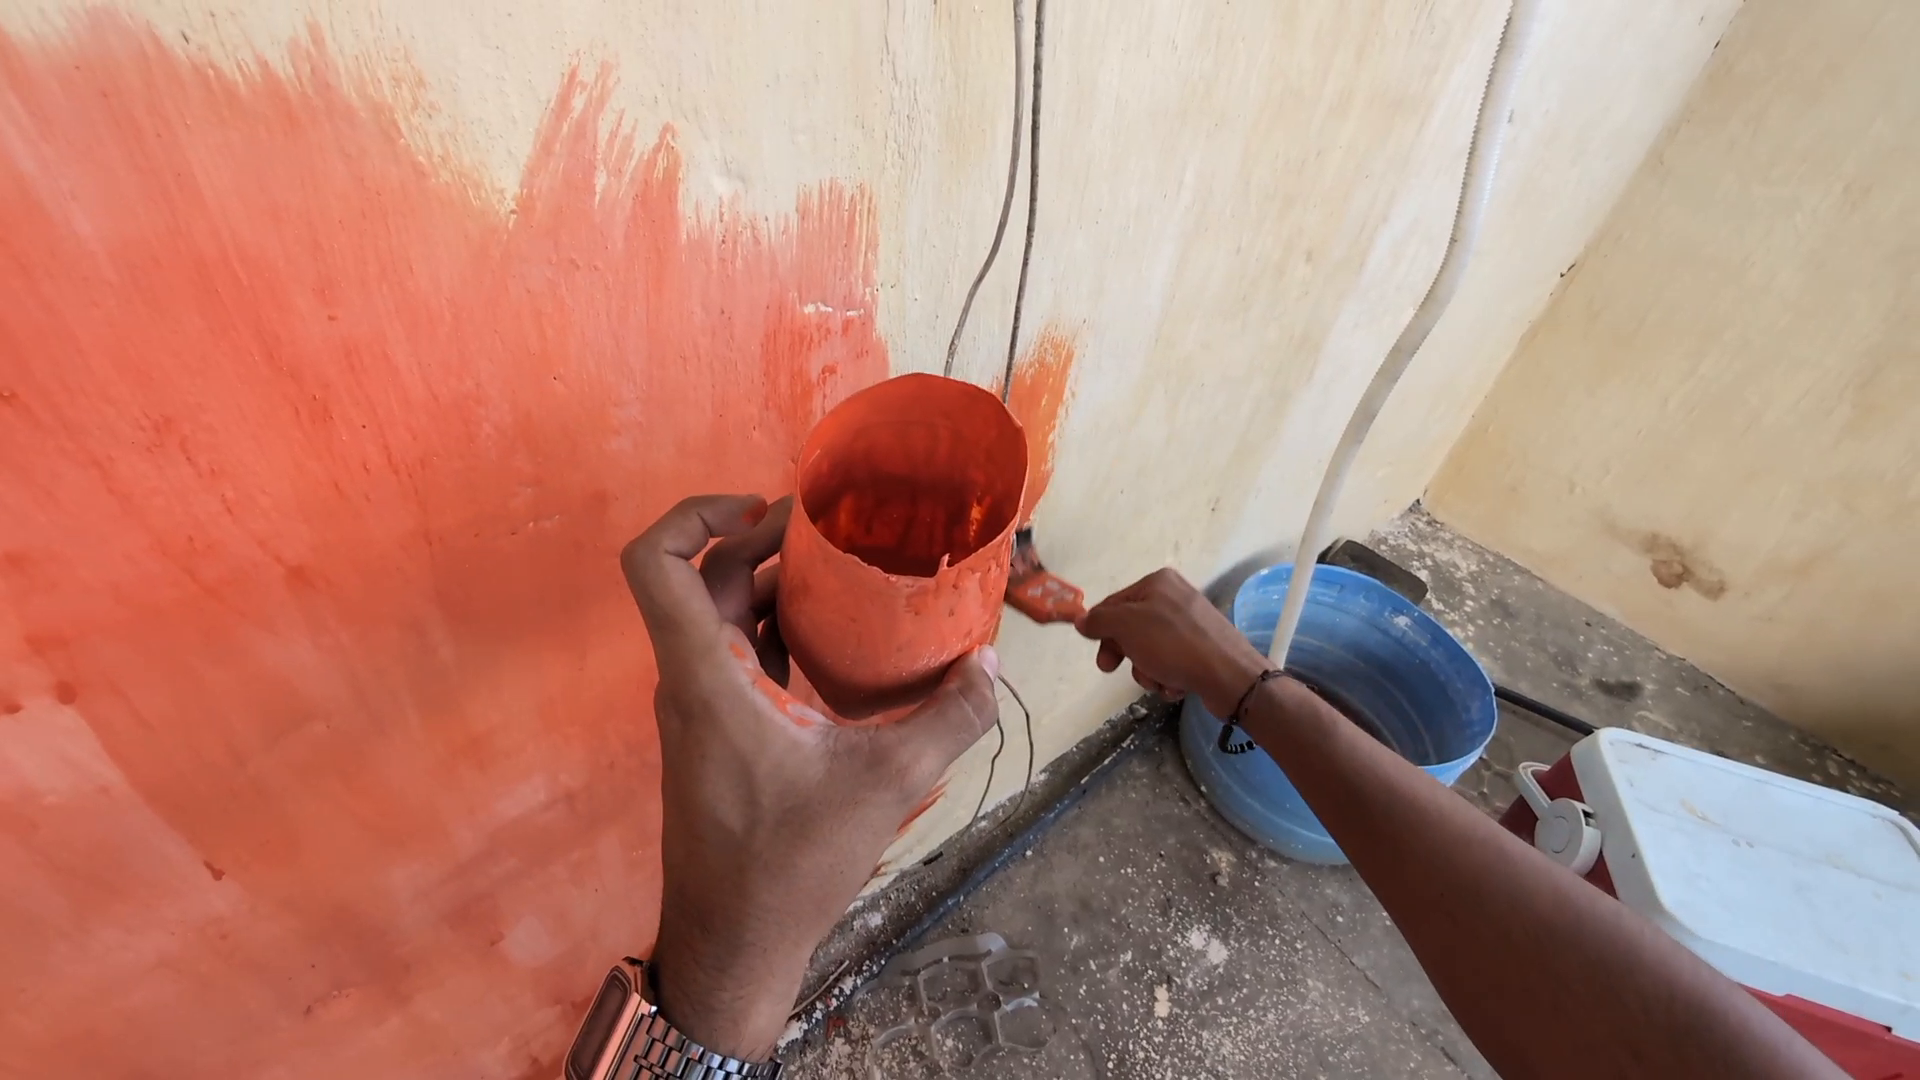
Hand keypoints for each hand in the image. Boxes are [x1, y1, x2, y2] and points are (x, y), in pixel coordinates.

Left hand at [620, 494, 999, 1059]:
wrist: (733, 945)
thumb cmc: (790, 862)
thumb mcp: (887, 784)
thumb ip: (949, 718)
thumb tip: (991, 663)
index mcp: (707, 674)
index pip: (657, 563)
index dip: (696, 513)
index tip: (764, 507)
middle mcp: (692, 676)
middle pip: (702, 575)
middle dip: (759, 535)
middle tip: (831, 524)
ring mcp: (702, 703)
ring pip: (719, 611)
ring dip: (767, 576)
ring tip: (838, 562)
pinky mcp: (719, 726)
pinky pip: (737, 647)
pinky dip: (773, 619)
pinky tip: (831, 627)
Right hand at [1076, 568, 1273, 717]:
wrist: (1229, 675)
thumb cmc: (1173, 645)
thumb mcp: (1127, 626)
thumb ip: (1100, 620)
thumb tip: (1081, 620)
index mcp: (1157, 583)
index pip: (1114, 603)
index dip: (1100, 629)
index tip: (1097, 652)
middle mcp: (1174, 598)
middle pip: (1130, 627)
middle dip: (1125, 653)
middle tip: (1112, 669)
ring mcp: (1190, 623)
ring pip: (1149, 648)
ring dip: (1147, 670)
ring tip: (1159, 679)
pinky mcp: (1202, 648)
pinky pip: (1171, 661)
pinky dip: (1168, 676)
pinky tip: (1176, 684)